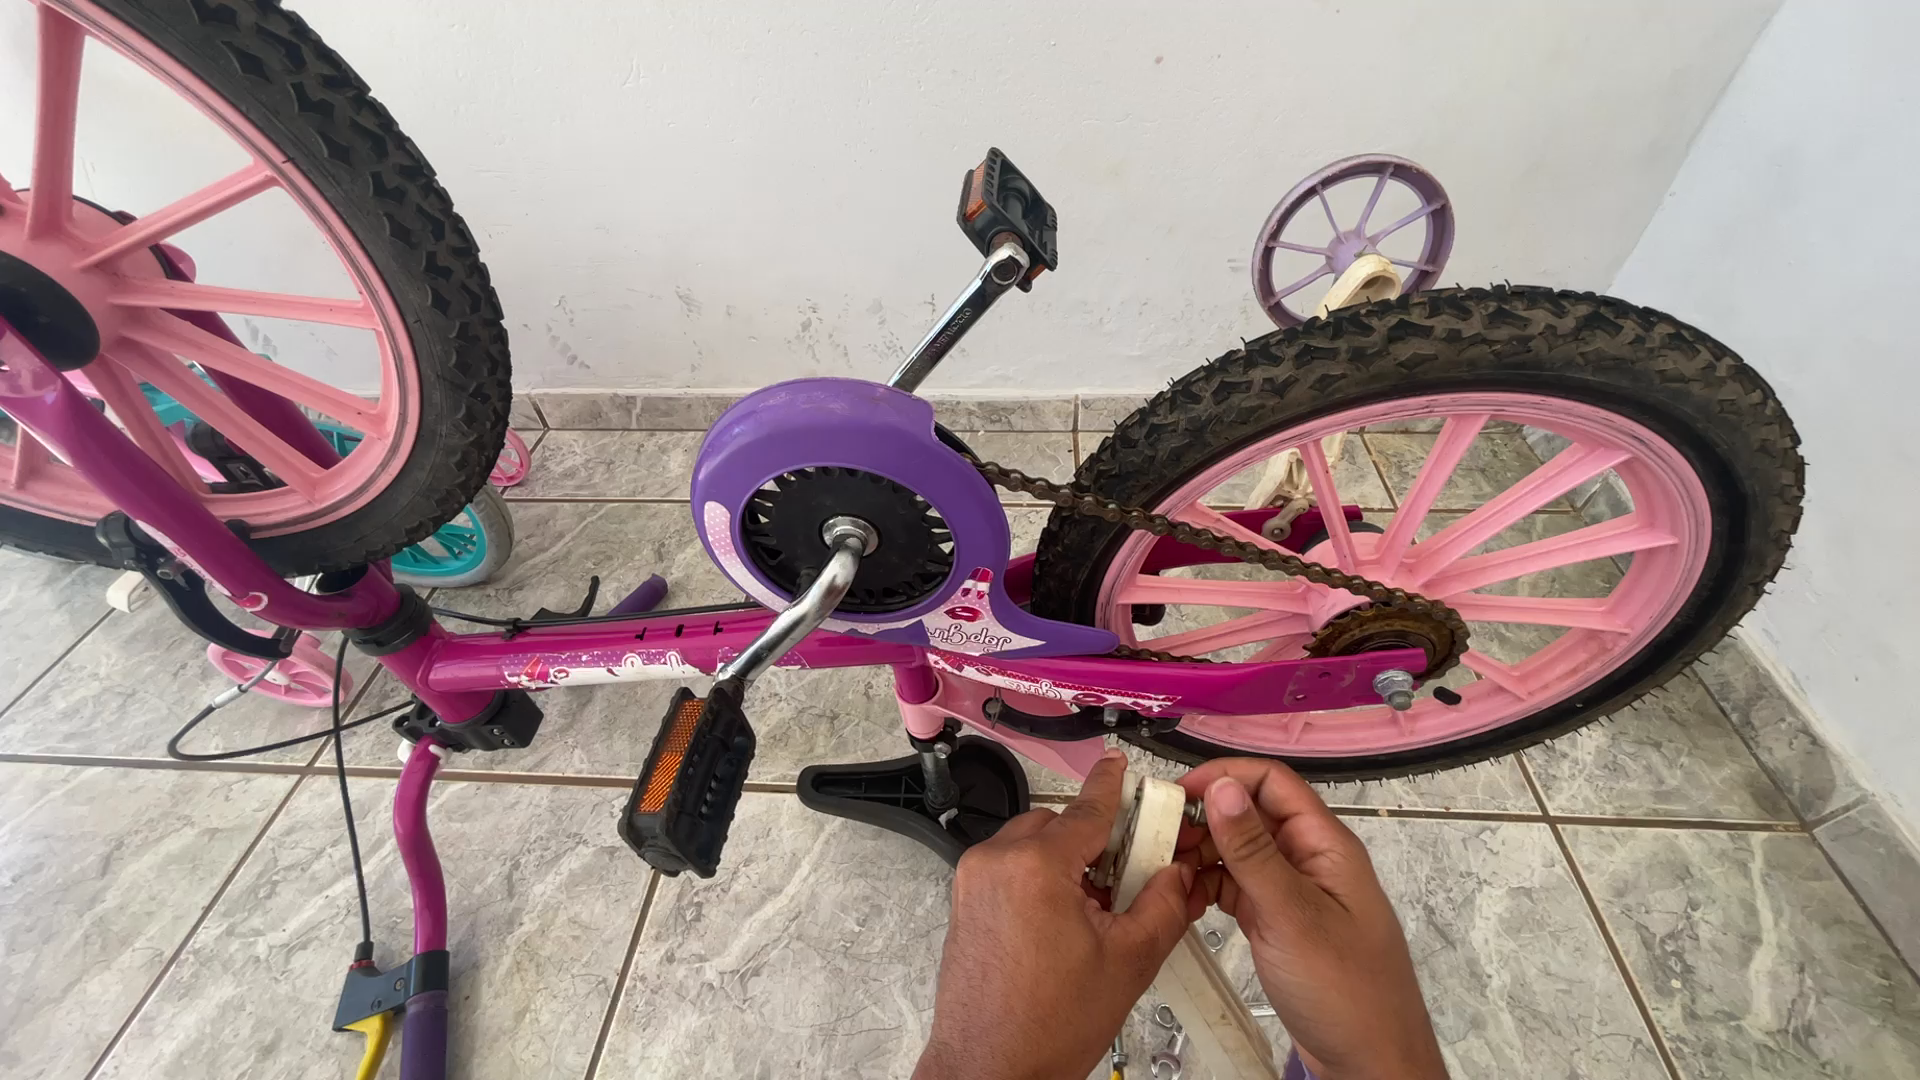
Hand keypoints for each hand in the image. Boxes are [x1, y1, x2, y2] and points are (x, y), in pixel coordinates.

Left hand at [914, 749, 1195, 1079]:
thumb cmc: (1046, 1026)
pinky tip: (1060, 917)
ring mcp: (974, 876)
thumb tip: (1179, 873)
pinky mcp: (964, 894)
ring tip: (1091, 910)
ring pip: (1032, 841)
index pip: (1086, 810)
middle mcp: (997, 859)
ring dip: (1064, 860)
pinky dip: (1037, 875)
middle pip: (1059, 825)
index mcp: (1036, 866)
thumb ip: (1163, 905)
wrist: (990, 1069)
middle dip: (1093, 844)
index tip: (1117, 764)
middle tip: (1125, 876)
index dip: (1110, 786)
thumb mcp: (1127, 963)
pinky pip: (1009, 862)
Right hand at [1177, 759, 1446, 1079]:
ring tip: (1165, 869)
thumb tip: (1219, 786)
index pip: (1270, 781)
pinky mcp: (1272, 915)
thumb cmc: (1345, 992)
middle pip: (1247, 812)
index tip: (1178, 793)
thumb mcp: (1292, 915)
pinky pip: (1231, 883)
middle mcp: (1304, 856)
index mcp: (1322, 843)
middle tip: (1160, 836)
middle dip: (1202, 816)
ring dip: (1199, 852)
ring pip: (1235, 847)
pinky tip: (1182, 897)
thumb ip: (1252, 850)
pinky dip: (1205, 885)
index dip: (1223, 776)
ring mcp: (1288, 887)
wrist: (1371, 1070)